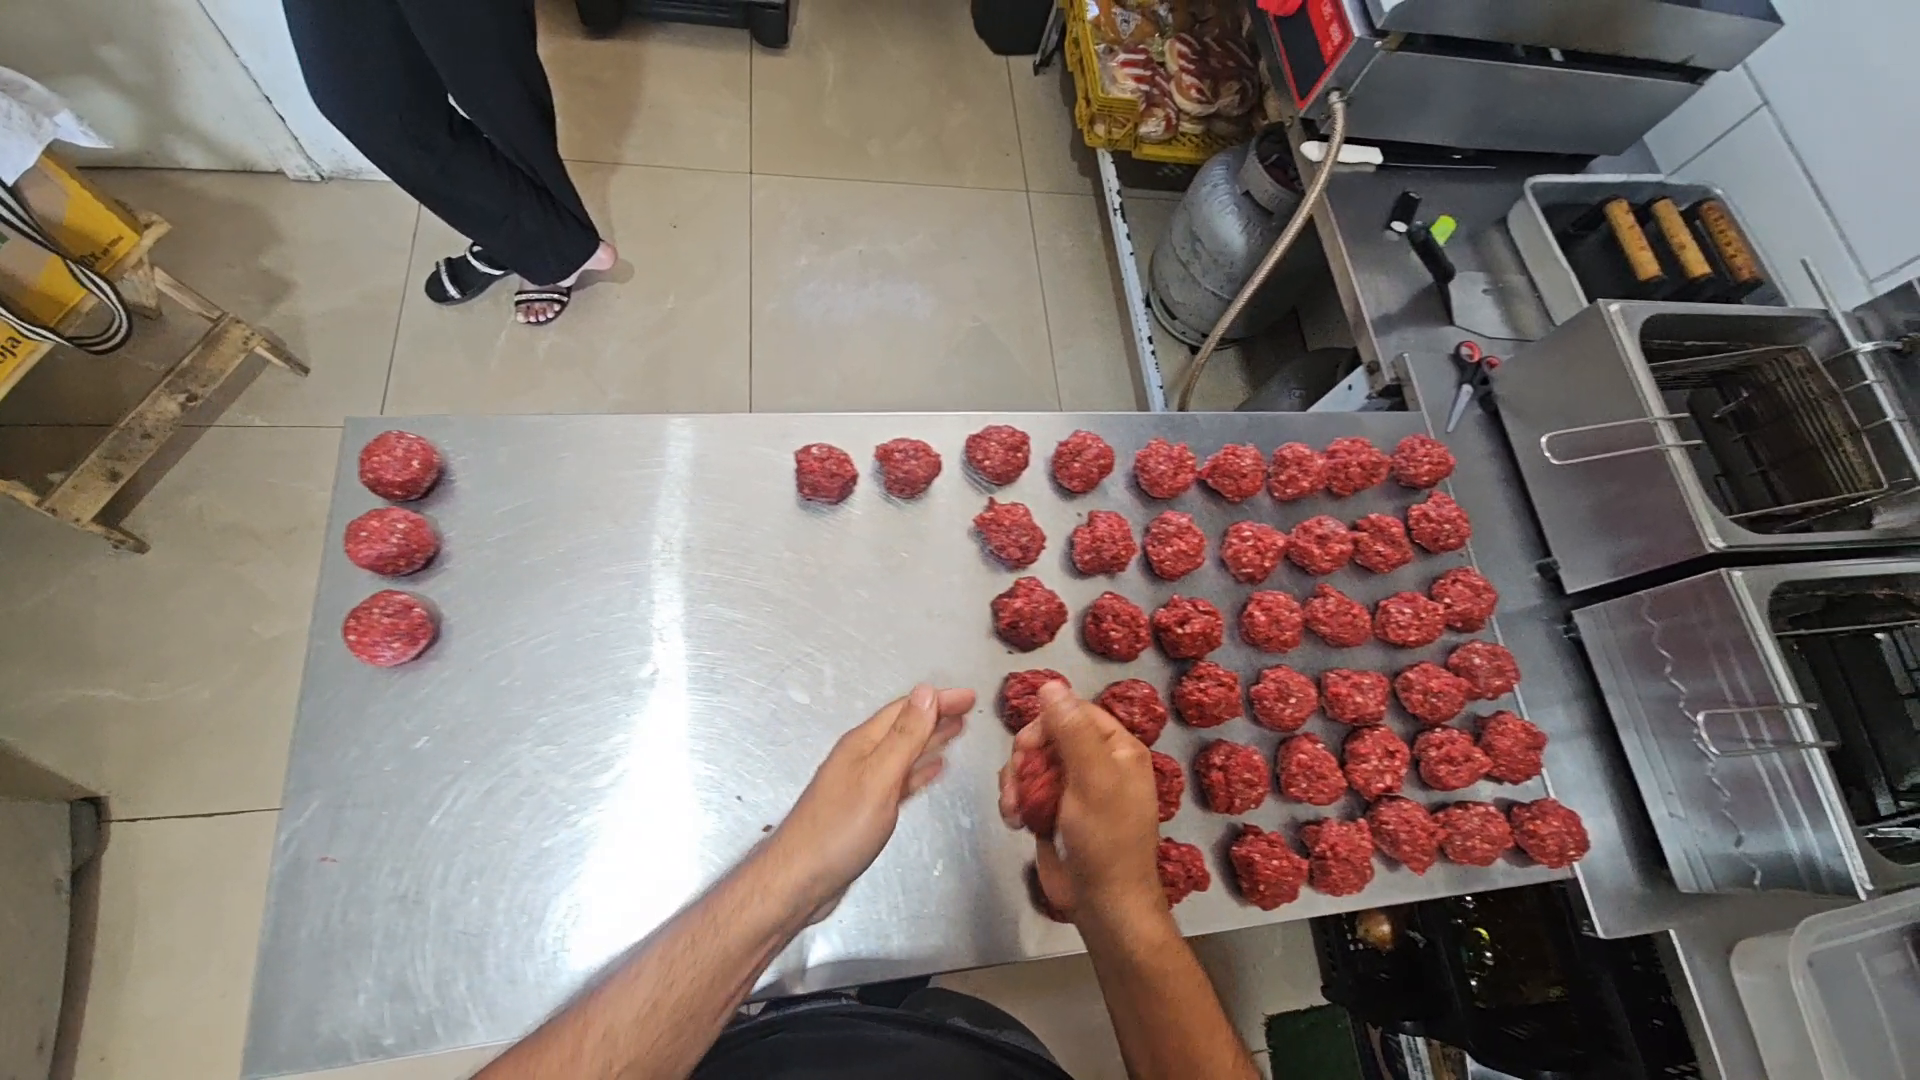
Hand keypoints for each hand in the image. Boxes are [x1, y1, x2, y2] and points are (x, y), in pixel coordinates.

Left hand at [767, 683, 972, 918]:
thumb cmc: (839, 830)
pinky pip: (900, 778)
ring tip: (956, 730)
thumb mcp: (878, 777)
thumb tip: (925, 692)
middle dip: (937, 715)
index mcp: (864, 743)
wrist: (799, 881)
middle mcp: (862, 757)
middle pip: (904, 726)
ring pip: (904, 751)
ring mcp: (862, 783)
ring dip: (930, 739)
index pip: (907, 709)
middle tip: (968, 709)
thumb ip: (904, 736)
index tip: (969, 696)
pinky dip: (919, 769)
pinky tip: (932, 769)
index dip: (938, 700)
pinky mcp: (865, 809)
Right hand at [998, 682, 1162, 922]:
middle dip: (1025, 757)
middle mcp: (1097, 762)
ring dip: (1015, 781)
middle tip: (1018, 782)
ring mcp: (1074, 787)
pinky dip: (1015, 800)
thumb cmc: (1107, 841)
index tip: (1027, 747)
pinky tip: (1015, 820)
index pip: (1073, 713)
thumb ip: (1072, 731)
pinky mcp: (1054, 810)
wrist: (1104, 906)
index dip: (1046, 724)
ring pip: (1031, 761)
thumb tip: (1051, 684)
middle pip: (1047, 736)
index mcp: (1117, 748)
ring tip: (1014, 808)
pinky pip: (1026, 788)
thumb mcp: (1093, 780)